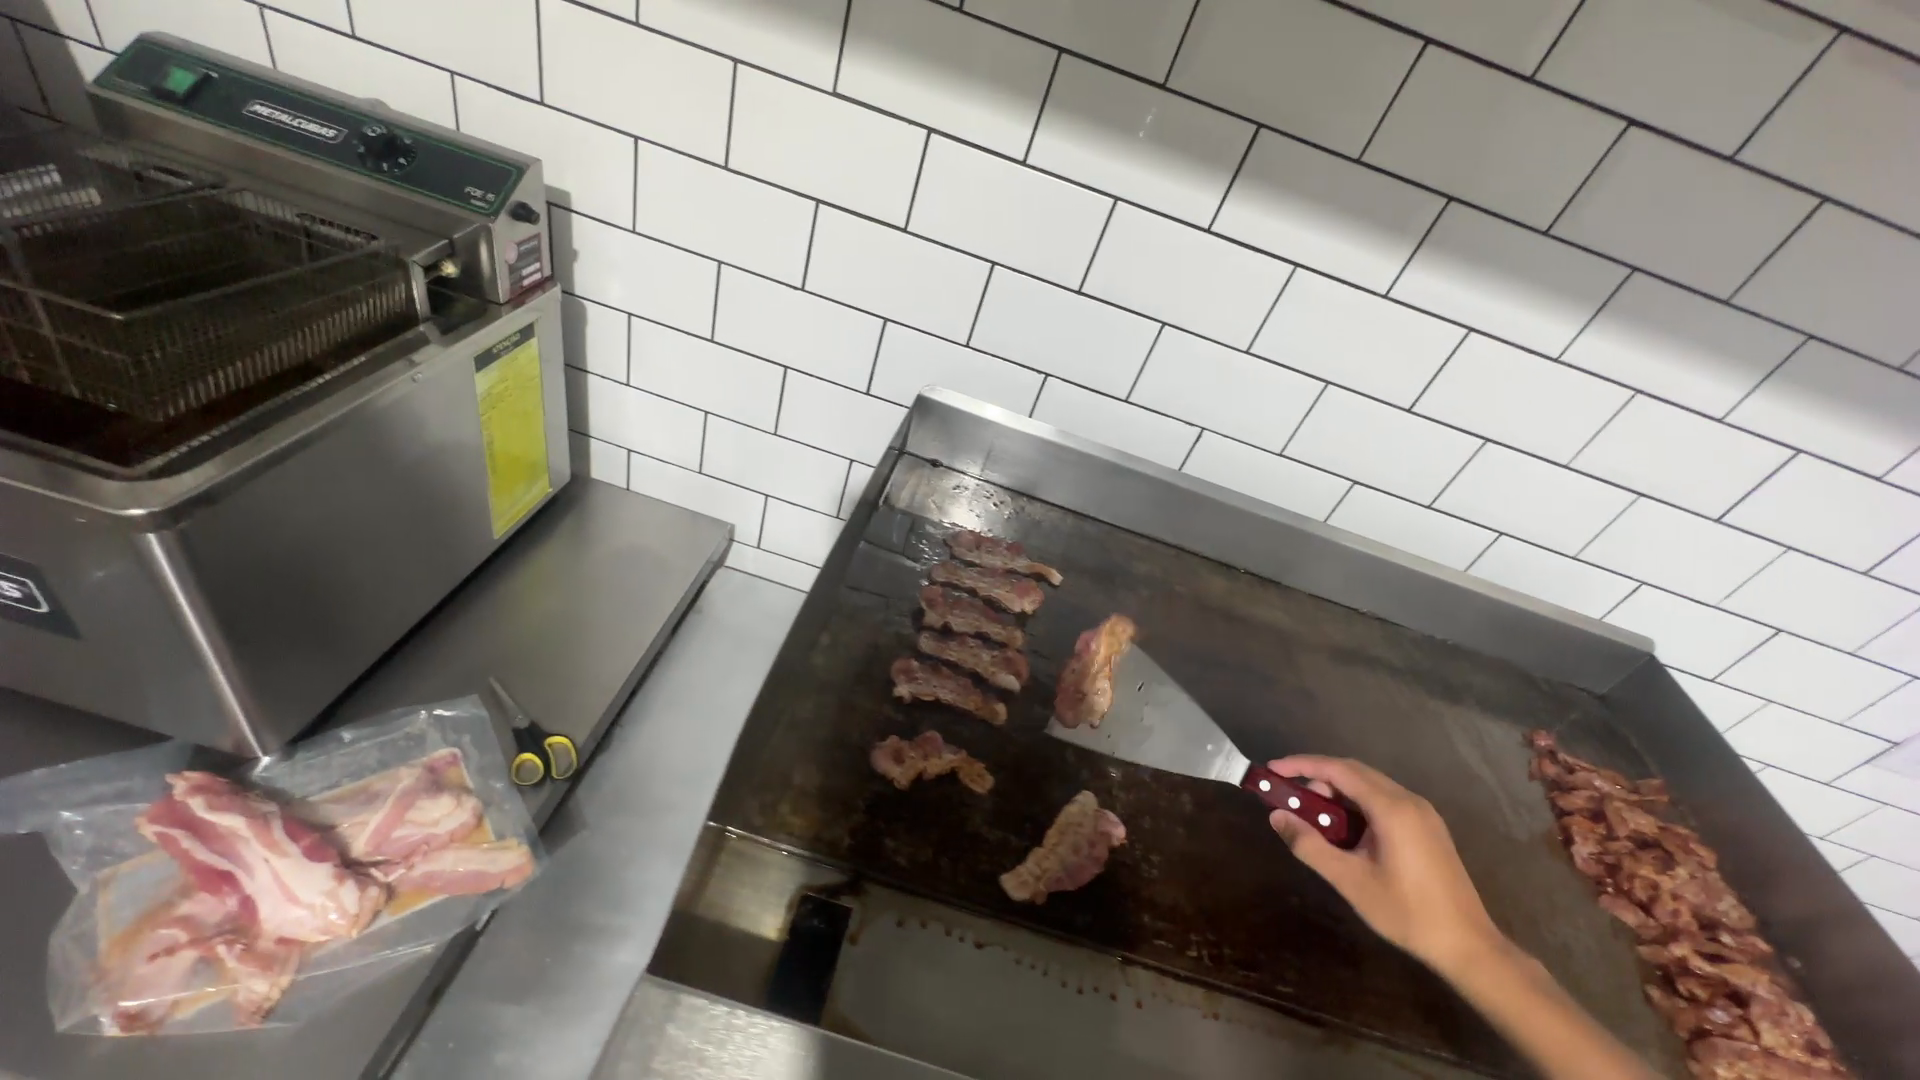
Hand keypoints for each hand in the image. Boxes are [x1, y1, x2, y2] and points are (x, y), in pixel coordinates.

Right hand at [1267, 755, 1504, 976]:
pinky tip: (1345, 828)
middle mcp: (1409, 801)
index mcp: (1392, 808)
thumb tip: (1277, 816)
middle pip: (1355, 771)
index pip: (1338, 770)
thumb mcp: (1350, 880)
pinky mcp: (1428, 827)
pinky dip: (1357, 803)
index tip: (1273, 770)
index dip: (1302, 765)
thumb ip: (1310, 845)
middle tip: (1289, 796)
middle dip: (1317, 776)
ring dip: (1337, 791)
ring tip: (1313, 816)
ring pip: (1370, 785)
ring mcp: (1423, 813)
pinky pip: (1384, 800)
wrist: (1468, 945)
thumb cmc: (1406, 912)